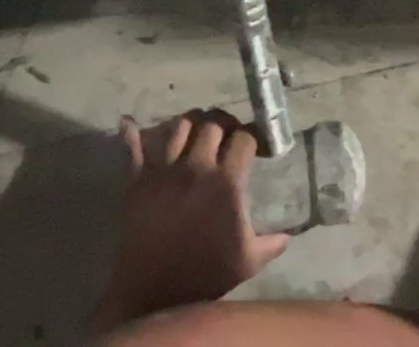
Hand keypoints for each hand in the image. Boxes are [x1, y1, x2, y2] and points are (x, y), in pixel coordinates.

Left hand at [89, 110, 290, 331]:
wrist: (154, 295)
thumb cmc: (205, 275)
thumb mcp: (248, 261)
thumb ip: (271, 243)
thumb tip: (288, 236)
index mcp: (227, 181)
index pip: (244, 137)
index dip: (253, 136)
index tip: (256, 145)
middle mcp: (197, 167)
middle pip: (212, 123)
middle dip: (224, 123)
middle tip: (227, 135)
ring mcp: (164, 171)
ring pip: (179, 126)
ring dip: (190, 124)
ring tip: (195, 134)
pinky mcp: (138, 181)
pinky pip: (133, 148)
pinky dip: (132, 133)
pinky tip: (130, 123)